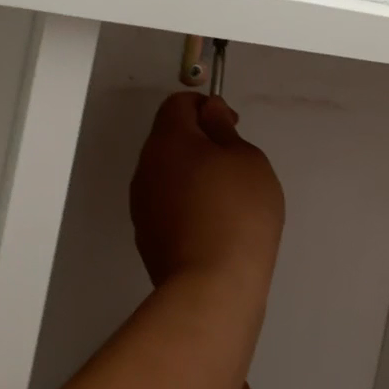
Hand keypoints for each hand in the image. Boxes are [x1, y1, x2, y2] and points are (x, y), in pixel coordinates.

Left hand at [131, 92, 284, 286]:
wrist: (212, 285)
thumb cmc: (238, 211)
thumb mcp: (247, 159)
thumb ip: (224, 129)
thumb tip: (209, 113)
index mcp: (168, 139)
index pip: (178, 102)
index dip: (207, 106)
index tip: (232, 126)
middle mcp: (146, 167)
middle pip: (169, 138)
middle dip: (200, 141)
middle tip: (235, 163)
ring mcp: (142, 204)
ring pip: (167, 172)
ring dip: (193, 173)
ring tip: (227, 197)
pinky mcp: (146, 235)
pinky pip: (167, 203)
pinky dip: (187, 202)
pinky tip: (214, 223)